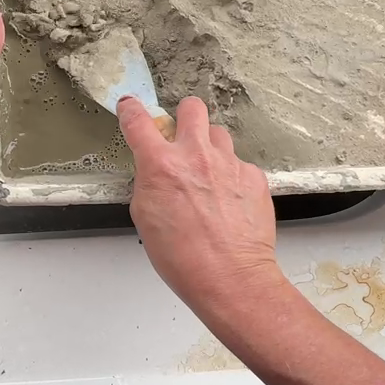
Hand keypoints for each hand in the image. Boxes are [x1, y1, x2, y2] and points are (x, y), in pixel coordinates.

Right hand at [118, 95, 282, 314]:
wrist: (230, 278)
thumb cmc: (185, 257)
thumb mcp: (145, 217)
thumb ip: (148, 183)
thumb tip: (154, 173)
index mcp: (161, 165)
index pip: (138, 121)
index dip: (131, 110)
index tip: (130, 107)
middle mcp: (195, 156)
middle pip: (191, 108)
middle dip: (184, 117)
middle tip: (182, 137)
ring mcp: (228, 164)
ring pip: (218, 134)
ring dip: (210, 148)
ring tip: (208, 175)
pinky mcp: (253, 177)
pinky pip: (239, 164)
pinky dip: (232, 176)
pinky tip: (229, 200)